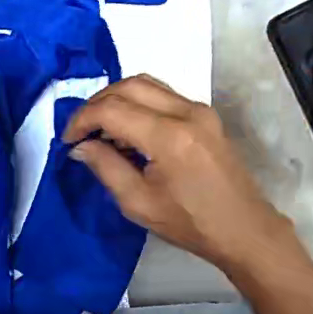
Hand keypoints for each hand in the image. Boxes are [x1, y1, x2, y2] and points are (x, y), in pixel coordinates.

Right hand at [63, 75, 298, 273]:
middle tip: (81, 132)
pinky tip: (130, 131)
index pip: (112, 109)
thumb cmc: (191, 224)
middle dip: (97, 104)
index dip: (82, 120)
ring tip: (102, 130)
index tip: (68, 141)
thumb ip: (106, 167)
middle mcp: (187, 112)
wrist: (243, 229)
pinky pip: (164, 96)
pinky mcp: (207, 116)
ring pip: (148, 84)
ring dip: (118, 99)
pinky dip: (140, 104)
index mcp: (169, 136)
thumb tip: (81, 146)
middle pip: (129, 85)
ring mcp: (200, 110)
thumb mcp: (139, 203)